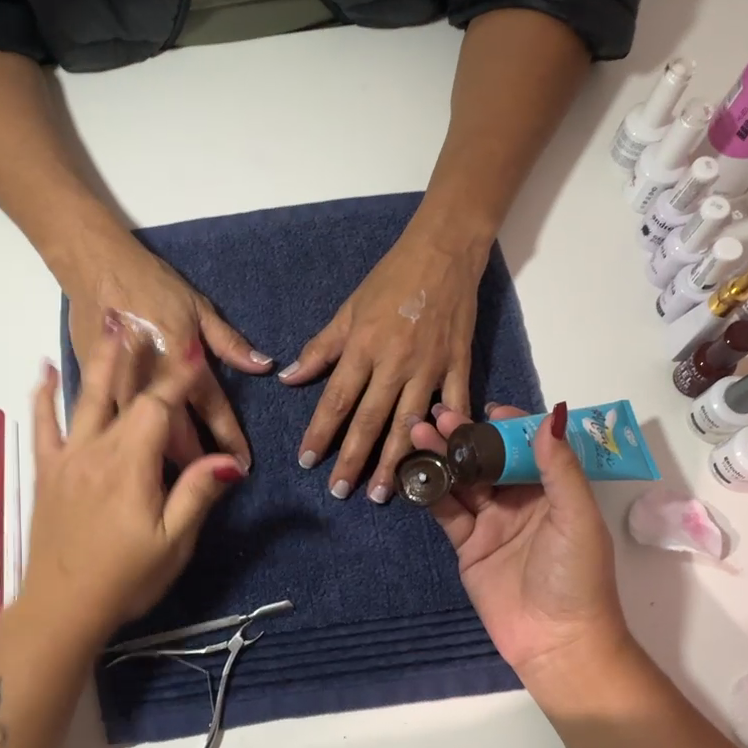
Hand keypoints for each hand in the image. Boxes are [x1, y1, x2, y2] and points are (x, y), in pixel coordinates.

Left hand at [22, 329, 244, 642]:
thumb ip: (197, 495)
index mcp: (131, 466)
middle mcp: (96, 451)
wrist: (61, 608)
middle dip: (135, 352)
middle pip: (118, 391)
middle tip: (142, 313)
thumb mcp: (171, 543)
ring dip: (97, 361)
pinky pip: (42, 425)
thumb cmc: (125, 579)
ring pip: (83, 399)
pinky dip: (42, 396)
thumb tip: (230, 460)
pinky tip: (42, 371)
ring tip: (107, 324)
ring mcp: (67, 459)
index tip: (196, 350)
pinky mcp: (46, 472)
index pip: (159, 408)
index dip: (179, 378)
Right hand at [58, 227, 272, 466]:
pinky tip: (136, 470)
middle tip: (214, 487)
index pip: (214, 409)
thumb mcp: (198, 307)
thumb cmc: (151, 284)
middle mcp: (152, 379)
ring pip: (142, 441)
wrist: (93, 267)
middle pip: (178, 435)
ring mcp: (118, 388)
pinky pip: (113, 430)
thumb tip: (263, 366)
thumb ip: (229, 342)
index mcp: (183, 359)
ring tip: (180, 491)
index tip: (245, 465)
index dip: (231, 439)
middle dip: (198, 466)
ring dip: (163, 466)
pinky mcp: (91, 391)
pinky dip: (128, 450)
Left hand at [281, 226, 483, 503]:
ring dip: (393, 462)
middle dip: (353, 460)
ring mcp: (430, 368)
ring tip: (382, 494)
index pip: (336, 400)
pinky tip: (442, 465)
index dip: (320, 433)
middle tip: (339, 492)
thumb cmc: (390, 280)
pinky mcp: (459, 366)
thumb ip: (320, 349)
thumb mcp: (348, 310)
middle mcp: (395, 363)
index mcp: (363, 348)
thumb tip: (288, 379)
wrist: (443, 253)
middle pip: (369, 421)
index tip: (306, 461)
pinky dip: (449, 436)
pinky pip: (455, 407)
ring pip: (409, 424)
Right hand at [410, 403, 631, 701]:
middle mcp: (522, 502)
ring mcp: (493, 524)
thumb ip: (560, 468)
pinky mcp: (469, 546)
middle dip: (465, 436)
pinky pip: (447, 512)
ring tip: (417, 433)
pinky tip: (414, 470)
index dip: (507, 426)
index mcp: (555, 491)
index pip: (528, 447)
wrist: (556, 640)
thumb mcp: (576, 516)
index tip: (485, 408)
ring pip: (463, 481)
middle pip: (489, 460)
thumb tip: (548, 416)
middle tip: (436, 415)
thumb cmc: (576, 576)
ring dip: (442, 457)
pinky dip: (430, 491)